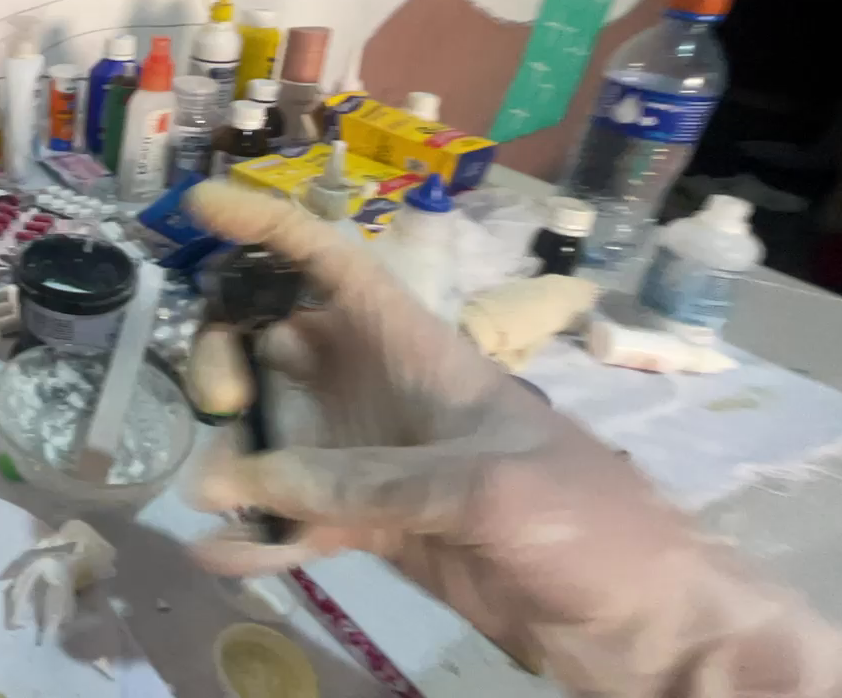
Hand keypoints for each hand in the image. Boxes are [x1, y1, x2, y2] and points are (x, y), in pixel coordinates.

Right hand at [180, 182, 841, 695]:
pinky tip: (217, 553)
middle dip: (223, 358)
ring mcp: (351, 449)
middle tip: (220, 402)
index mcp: (404, 344)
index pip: (323, 261)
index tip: (198, 206)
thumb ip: (358, 479)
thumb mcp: (485, 487)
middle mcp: (363, 383)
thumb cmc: (587, 523)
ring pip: (259, 425)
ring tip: (216, 503)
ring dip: (228, 455)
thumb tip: (238, 481)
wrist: (643, 634)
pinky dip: (250, 528)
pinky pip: (281, 509)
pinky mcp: (349, 513)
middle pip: (262, 339)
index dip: (263, 224)